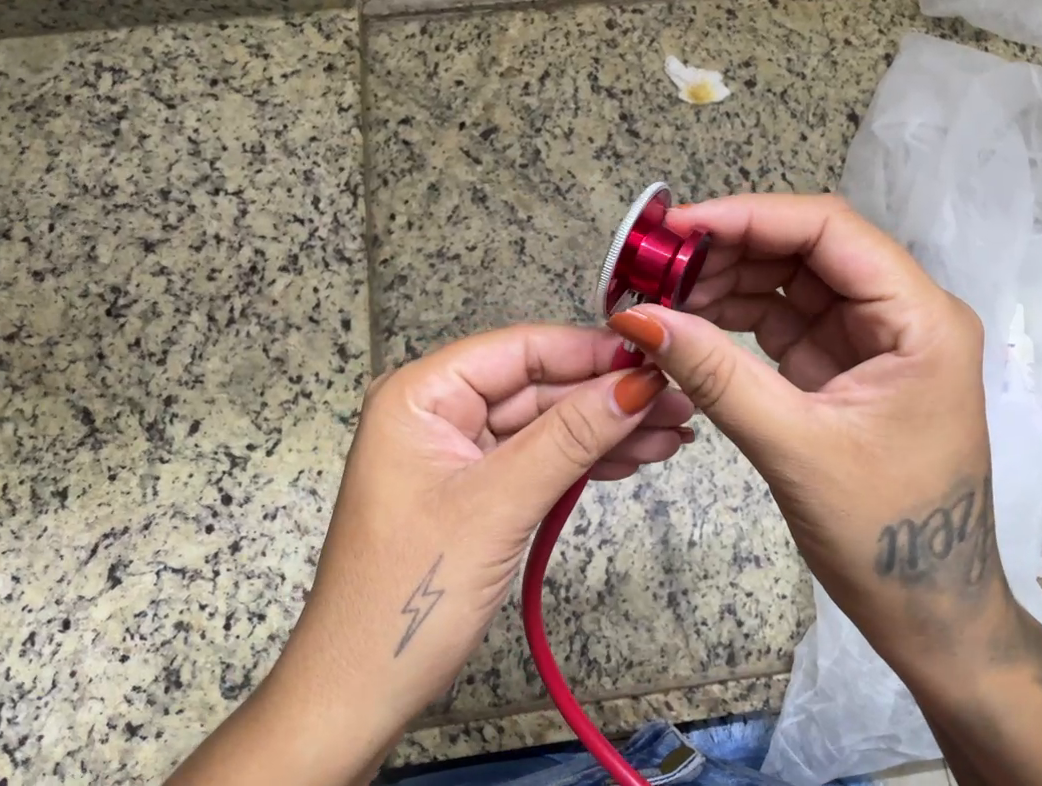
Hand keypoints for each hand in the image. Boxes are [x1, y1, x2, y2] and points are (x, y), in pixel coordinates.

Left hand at [169, 325, 693, 785]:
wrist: (362, 690)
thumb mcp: (498, 505)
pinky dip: (585, 460)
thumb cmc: (409, 594)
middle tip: (679, 403)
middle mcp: (438, 410)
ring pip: (545, 423)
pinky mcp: (476, 488)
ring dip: (607, 430)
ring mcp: (458, 451)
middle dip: (608, 396)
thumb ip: (569, 438)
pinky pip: (538, 458)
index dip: (589, 352)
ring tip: (674, 435)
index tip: (655, 360)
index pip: (519, 350)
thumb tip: (636, 385)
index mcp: (422, 394)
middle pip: (538, 385)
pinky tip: (634, 458)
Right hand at [605, 193, 1011, 677]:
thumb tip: (637, 316)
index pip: (829, 231)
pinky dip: (734, 317)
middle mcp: (901, 313)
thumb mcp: (794, 446)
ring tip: (661, 294)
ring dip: (726, 281)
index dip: (749, 216)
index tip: (675, 227)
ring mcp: (871, 340)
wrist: (927, 613)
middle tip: (653, 264)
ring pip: (790, 281)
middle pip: (807, 249)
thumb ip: (715, 374)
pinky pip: (783, 321)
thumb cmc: (882, 532)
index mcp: (920, 318)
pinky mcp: (843, 366)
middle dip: (729, 248)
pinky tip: (689, 323)